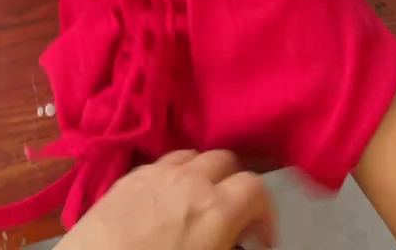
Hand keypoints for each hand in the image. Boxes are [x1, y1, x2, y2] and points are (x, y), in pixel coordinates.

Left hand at [59, 150, 278, 249]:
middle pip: (225, 160)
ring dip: (204, 176)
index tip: (258, 241)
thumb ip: (226, 244)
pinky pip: (163, 162)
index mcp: (216, 208)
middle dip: (235, 186)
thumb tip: (236, 239)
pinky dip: (175, 175)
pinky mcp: (130, 175)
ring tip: (198, 208)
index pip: (256, 186)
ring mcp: (157, 172)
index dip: (265, 212)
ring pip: (193, 155)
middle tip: (231, 221)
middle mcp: (190, 179)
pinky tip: (166, 203)